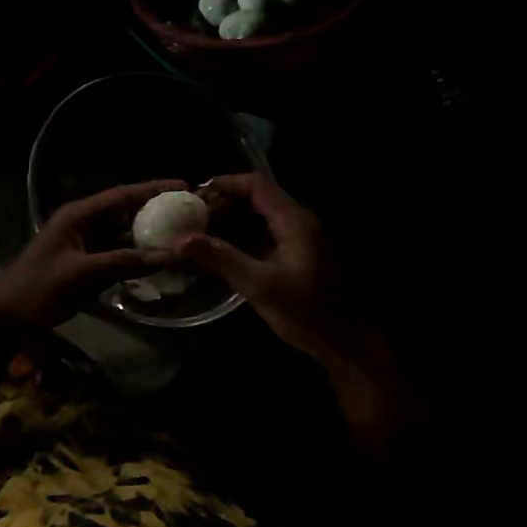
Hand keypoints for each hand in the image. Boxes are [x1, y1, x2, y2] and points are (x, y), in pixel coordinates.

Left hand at [0, 180, 186, 327]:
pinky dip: (137, 255)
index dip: (153, 189)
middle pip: (125, 211)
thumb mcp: (82, 274)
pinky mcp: (86, 264)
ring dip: (149, 234)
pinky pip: (117, 254)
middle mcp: (83, 224)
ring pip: (123, 234)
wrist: (7, 317)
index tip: (184, 186)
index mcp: (77, 215)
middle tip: (190, 211)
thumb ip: (124, 262)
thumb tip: (169, 255)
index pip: (121, 195)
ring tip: (183, 233)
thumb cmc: (38, 288)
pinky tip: (159, 259)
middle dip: (156, 210)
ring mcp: (84, 244)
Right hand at [176, 174, 377, 364]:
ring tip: (200, 232)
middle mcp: (298, 221)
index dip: (225, 184)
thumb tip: (181, 240)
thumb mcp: (259, 286)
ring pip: (260, 215)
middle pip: (257, 197)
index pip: (256, 185)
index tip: (194, 197)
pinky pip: (265, 233)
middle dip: (223, 203)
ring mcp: (299, 237)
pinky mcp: (297, 253)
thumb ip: (221, 259)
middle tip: (193, 218)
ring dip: (231, 219)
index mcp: (294, 220)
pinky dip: (241, 235)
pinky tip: (221, 250)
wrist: (344, 342)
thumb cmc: (306, 312)